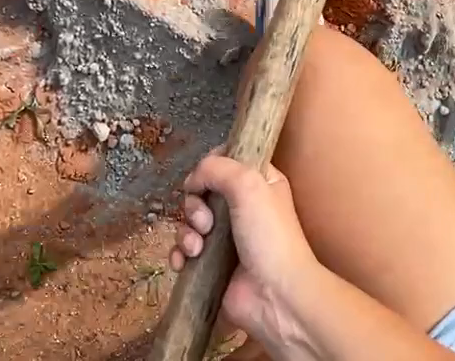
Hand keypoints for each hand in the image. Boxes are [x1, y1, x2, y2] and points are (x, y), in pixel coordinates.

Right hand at [172, 153, 323, 349]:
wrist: (275, 296)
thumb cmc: (269, 235)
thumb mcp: (249, 184)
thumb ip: (217, 167)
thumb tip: (192, 179)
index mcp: (258, 180)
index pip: (226, 158)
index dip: (210, 165)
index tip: (204, 177)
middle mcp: (241, 205)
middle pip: (202, 190)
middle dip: (195, 204)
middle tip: (206, 222)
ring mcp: (225, 237)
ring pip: (190, 220)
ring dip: (187, 232)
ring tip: (198, 247)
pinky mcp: (211, 264)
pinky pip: (184, 250)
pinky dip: (180, 254)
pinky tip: (185, 261)